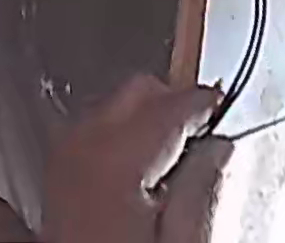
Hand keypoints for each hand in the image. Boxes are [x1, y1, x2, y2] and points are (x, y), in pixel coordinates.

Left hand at [43, 75, 233, 242]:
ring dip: (147, 115)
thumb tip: (217, 147)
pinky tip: (146, 167)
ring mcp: (67, 151)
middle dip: (172, 102)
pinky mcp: (61, 167)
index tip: (223, 105)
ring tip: (179, 154)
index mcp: (116, 159)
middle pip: (135, 91)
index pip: (165, 108)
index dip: (200, 103)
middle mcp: (84, 142)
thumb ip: (200, 192)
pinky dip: (125, 130)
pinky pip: (98, 125)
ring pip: (116, 103)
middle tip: (205, 131)